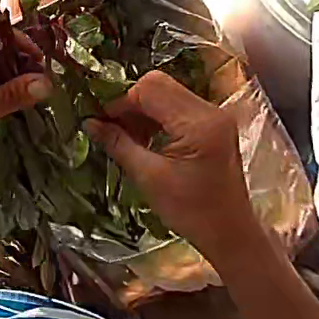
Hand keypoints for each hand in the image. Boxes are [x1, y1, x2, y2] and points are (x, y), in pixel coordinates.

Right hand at [83, 71, 261, 259]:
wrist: (229, 233)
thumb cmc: (190, 210)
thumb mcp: (148, 176)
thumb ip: (117, 143)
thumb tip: (88, 122)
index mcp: (199, 123)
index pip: (149, 89)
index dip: (119, 102)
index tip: (100, 122)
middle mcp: (210, 111)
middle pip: (157, 85)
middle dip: (128, 102)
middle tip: (111, 127)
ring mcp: (213, 117)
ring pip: (164, 93)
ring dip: (139, 110)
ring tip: (126, 136)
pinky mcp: (211, 125)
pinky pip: (174, 107)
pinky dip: (153, 117)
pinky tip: (143, 138)